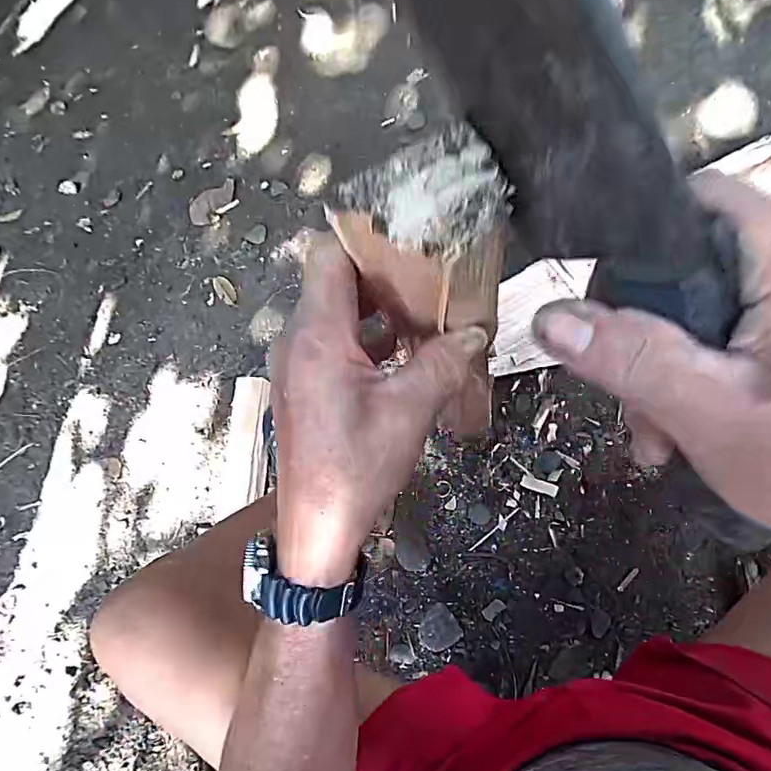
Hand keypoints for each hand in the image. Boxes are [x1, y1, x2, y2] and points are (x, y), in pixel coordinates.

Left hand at [271, 235, 487, 585]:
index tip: (413, 250)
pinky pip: (337, 345)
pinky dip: (371, 342)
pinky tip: (407, 359)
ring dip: (382, 314)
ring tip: (428, 322)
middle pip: (336, 283)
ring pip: (339, 315)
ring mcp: (298, 365)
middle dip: (386, 280)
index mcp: (317, 337)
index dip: (369, 243)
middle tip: (434, 288)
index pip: (329, 255)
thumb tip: (473, 334)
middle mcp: (297, 341)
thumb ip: (443, 364)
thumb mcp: (410, 412)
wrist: (317, 527)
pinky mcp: (306, 386)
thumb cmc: (356, 469)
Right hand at [532, 174, 770, 598]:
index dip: (636, 249)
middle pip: (699, 266)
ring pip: (718, 308)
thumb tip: (552, 318)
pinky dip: (715, 375)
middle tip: (639, 413)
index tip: (604, 317)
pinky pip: (749, 333)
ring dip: (678, 369)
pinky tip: (699, 432)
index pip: (695, 203)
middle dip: (652, 339)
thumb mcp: (715, 417)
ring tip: (666, 441)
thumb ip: (634, 360)